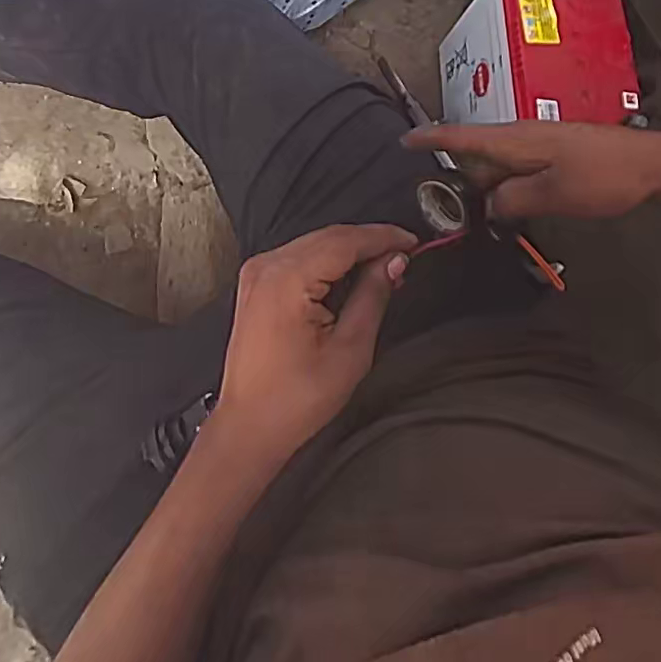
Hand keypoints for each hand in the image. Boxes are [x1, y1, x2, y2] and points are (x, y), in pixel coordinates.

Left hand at [214, 223, 416, 458]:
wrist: (249, 425)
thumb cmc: (296, 399)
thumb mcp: (350, 349)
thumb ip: (373, 295)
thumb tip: (393, 261)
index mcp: (287, 279)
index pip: (345, 240)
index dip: (383, 237)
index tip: (411, 241)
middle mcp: (268, 266)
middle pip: (330, 236)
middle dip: (369, 241)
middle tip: (403, 256)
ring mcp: (257, 272)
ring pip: (316, 242)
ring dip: (351, 249)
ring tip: (384, 266)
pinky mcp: (256, 281)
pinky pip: (300, 255)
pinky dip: (329, 259)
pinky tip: (352, 273)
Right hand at [402, 121, 660, 219]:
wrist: (653, 163)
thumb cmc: (603, 176)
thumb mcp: (553, 194)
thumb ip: (513, 199)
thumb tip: (488, 205)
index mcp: (516, 140)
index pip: (462, 136)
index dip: (431, 138)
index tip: (404, 141)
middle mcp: (522, 136)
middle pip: (476, 155)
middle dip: (458, 176)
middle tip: (445, 206)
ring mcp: (539, 144)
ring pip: (497, 164)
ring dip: (485, 186)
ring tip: (477, 213)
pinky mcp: (553, 154)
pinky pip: (516, 168)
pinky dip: (505, 186)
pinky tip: (510, 206)